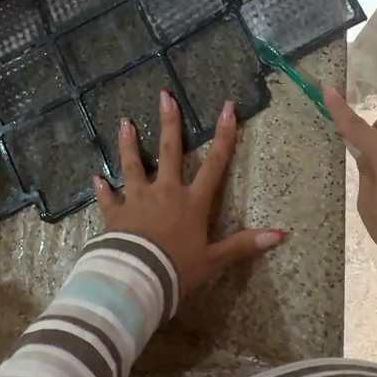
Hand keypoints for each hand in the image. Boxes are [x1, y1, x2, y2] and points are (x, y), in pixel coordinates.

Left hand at [93, 91, 285, 296]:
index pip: (214, 164)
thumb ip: (244, 244)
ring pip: (134, 166)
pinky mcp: (115, 214)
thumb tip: (281, 234)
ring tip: (124, 122)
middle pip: (169, 152)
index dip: (224, 136)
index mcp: (192, 202)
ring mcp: (138, 200)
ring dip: (129, 144)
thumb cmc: (178, 269)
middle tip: (164, 96)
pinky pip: (108, 198)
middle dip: (169, 123)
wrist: (136, 280)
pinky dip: (102, 189)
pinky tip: (95, 178)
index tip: (227, 108)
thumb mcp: (215, 259)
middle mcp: (166, 192)